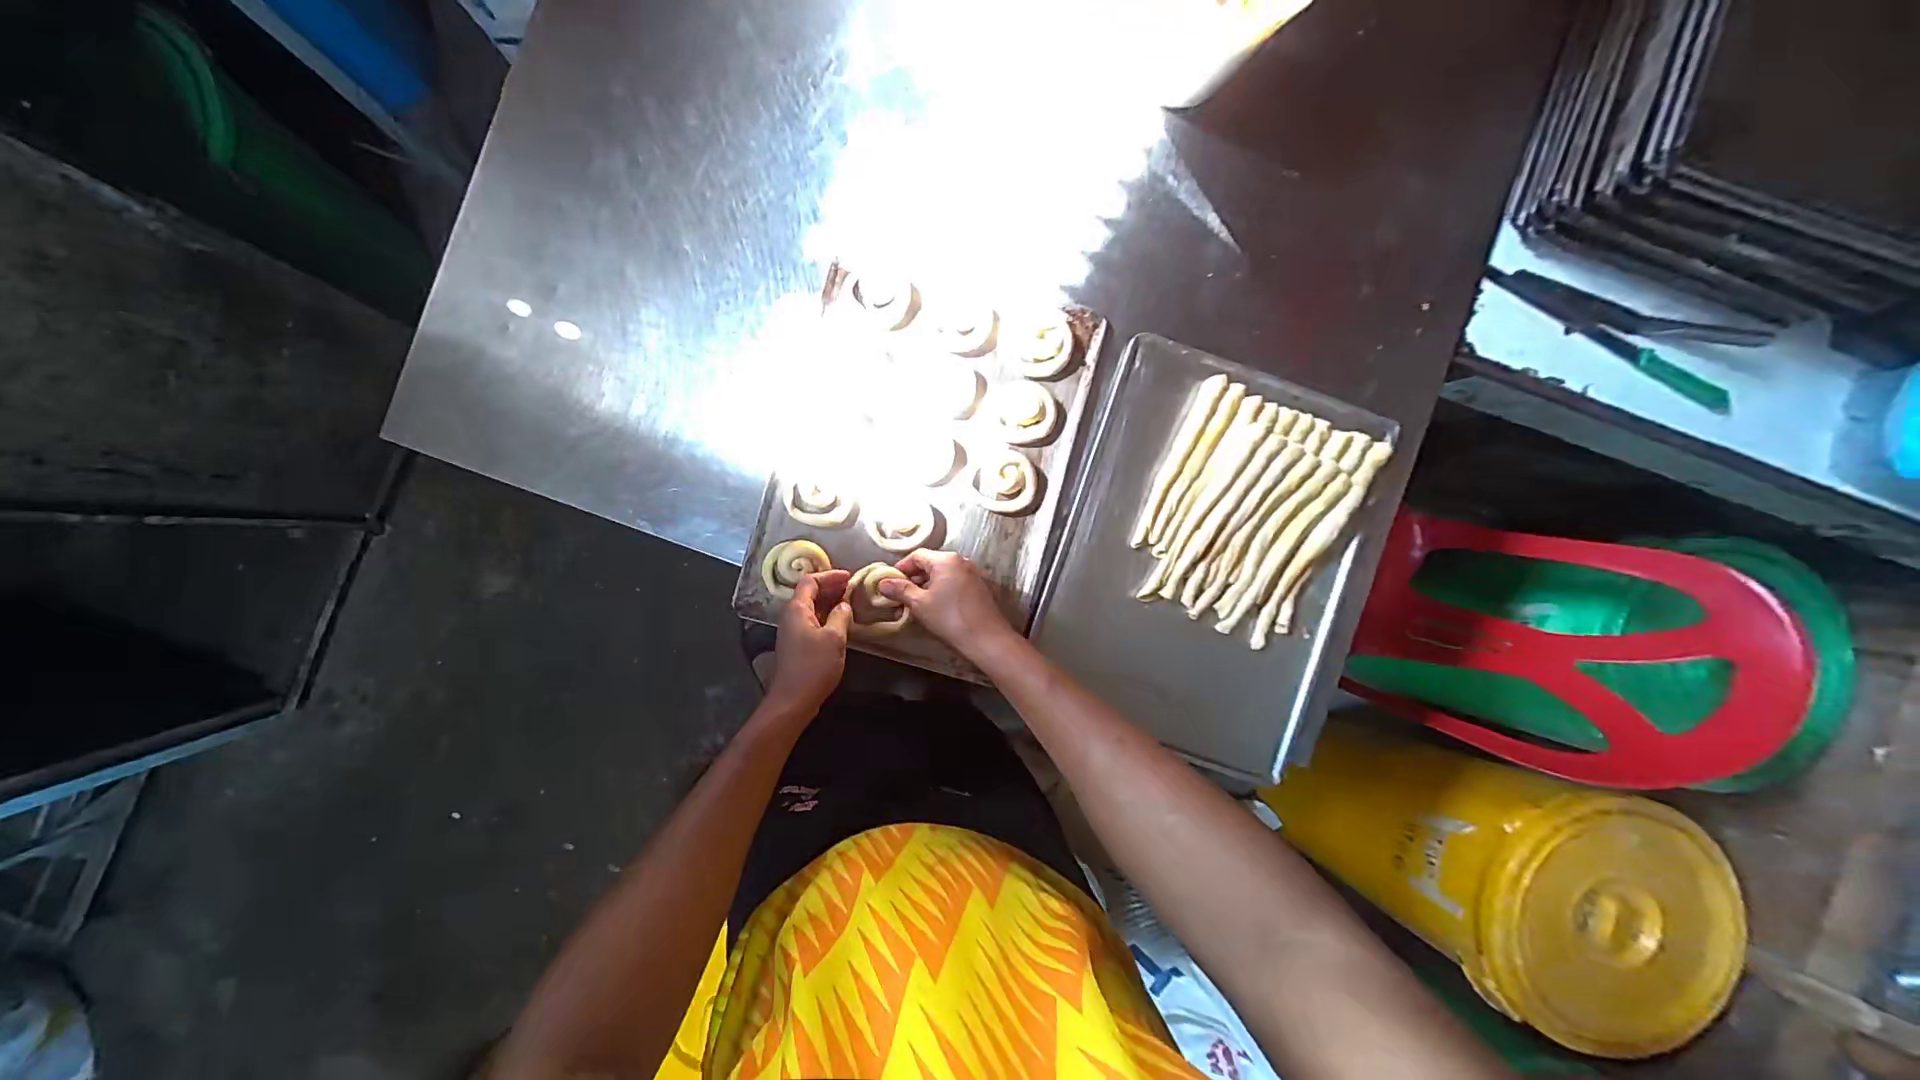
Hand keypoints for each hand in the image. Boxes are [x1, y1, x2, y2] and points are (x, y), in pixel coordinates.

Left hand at [768, 569, 851, 712]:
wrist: (793, 699)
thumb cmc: (813, 667)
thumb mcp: (834, 638)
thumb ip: (840, 616)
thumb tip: (844, 605)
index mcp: (797, 609)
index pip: (810, 581)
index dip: (829, 575)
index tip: (849, 576)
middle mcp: (791, 616)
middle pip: (809, 592)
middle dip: (830, 586)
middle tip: (852, 586)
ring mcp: (793, 630)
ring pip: (812, 607)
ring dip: (829, 601)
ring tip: (850, 599)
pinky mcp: (797, 643)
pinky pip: (812, 620)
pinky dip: (827, 615)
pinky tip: (841, 620)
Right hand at [878, 551, 1019, 659]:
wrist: (987, 639)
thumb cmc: (950, 618)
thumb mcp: (919, 604)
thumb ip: (900, 590)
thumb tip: (883, 583)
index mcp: (946, 560)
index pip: (916, 556)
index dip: (900, 568)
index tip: (889, 583)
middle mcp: (961, 562)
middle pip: (930, 565)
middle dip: (912, 580)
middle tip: (898, 598)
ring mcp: (972, 575)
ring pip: (942, 576)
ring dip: (925, 588)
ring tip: (912, 607)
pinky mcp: (978, 589)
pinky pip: (953, 585)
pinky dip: (940, 593)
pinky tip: (932, 610)